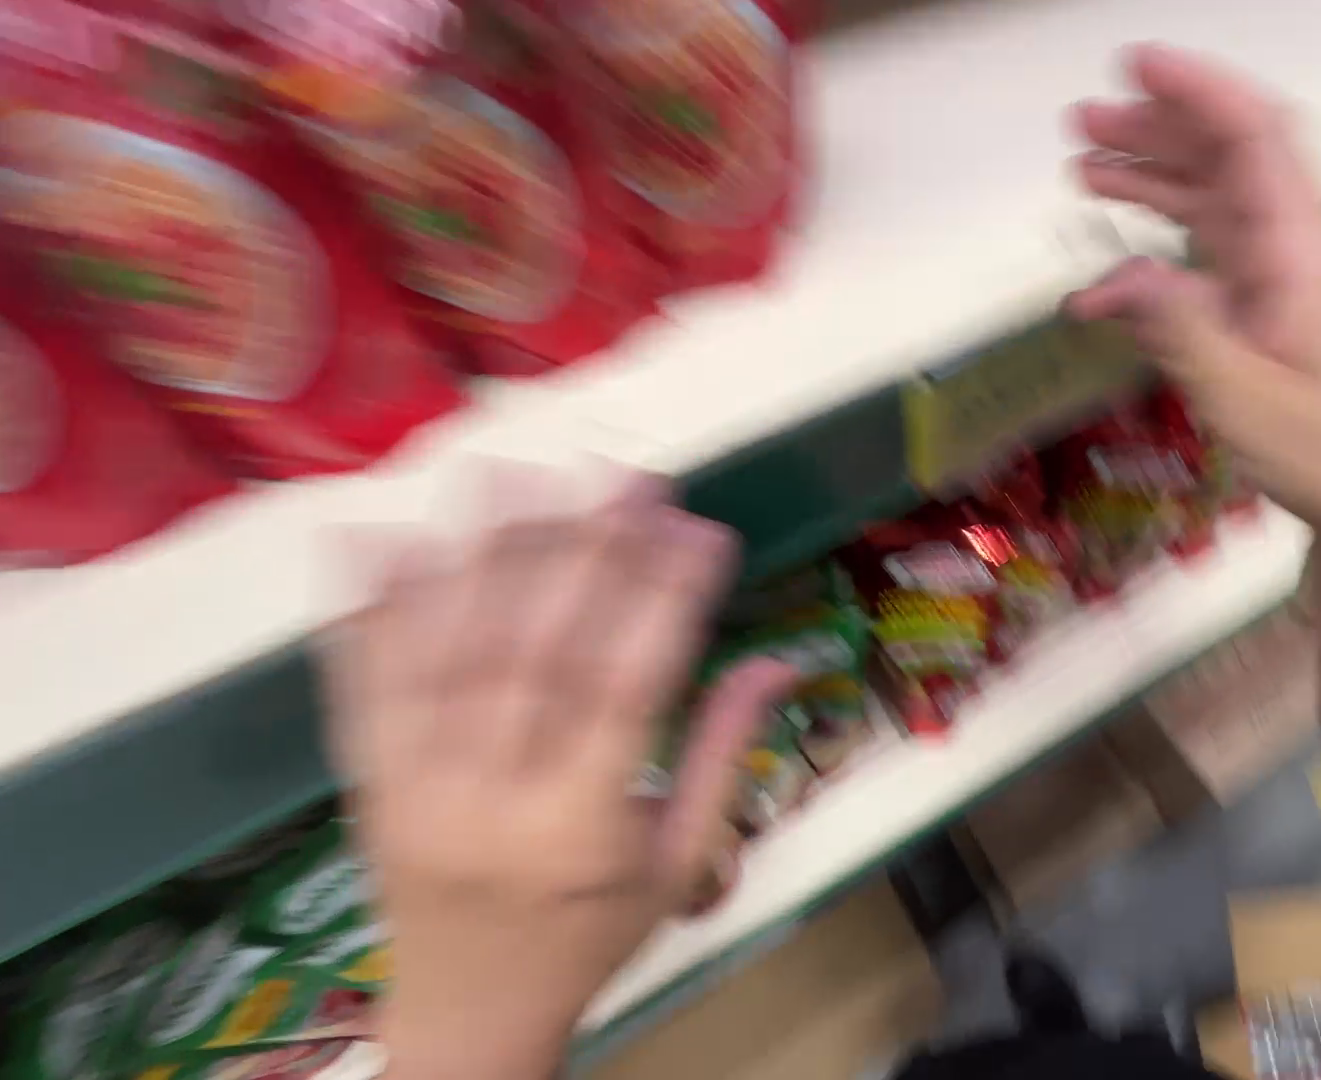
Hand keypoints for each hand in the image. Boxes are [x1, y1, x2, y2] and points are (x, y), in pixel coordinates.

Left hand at [323, 468, 795, 1079]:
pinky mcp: (362, 781)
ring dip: (484, 552)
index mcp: (580, 826)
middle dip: (591, 552)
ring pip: (447, 652)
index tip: (703, 528)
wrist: (467, 1018)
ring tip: (519, 472)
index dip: (669, 598)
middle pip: (540, 651)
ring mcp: (409, 786)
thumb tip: (781, 661)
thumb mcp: (685, 860)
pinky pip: (356, 686)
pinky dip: (365, 606)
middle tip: (627, 479)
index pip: (630, 686)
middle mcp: (487, 797)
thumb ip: (724, 751)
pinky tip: (374, 534)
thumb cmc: (597, 936)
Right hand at [1067, 45, 1320, 544]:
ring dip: (1152, 181)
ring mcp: (1281, 278)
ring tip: (1084, 172)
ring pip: (1215, 203)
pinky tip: (1107, 282)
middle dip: (1156, 132)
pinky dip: (1157, 257)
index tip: (1134, 68)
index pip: (1256, 139)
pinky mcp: (1266, 308)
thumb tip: (1112, 282)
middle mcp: (1296, 249)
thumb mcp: (1242, 399)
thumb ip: (1180, 331)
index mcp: (1305, 254)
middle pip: (1228, 159)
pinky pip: (1208, 260)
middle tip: (1080, 128)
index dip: (1198, 92)